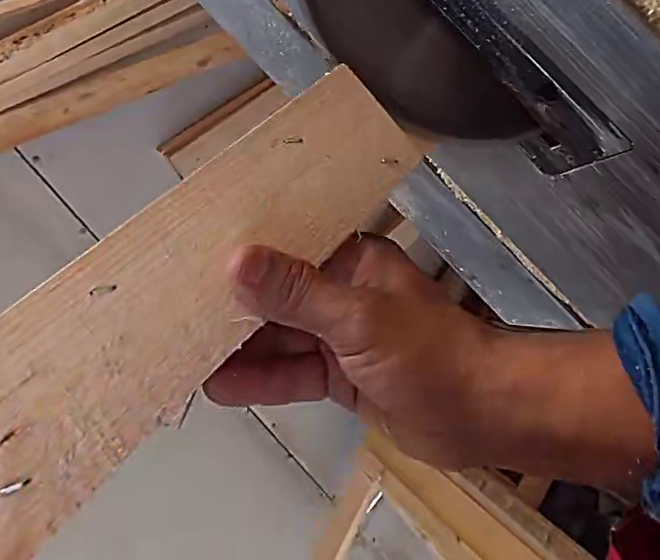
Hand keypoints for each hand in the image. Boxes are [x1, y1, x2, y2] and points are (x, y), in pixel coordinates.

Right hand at [206, 234, 503, 467]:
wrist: (477, 411)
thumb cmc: (434, 351)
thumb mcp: (358, 318)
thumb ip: (297, 294)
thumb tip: (242, 262)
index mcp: (356, 260)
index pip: (292, 248)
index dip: (248, 256)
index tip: (199, 263)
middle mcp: (347, 292)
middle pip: (281, 295)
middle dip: (237, 307)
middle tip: (182, 315)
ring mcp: (344, 335)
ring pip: (283, 336)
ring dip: (241, 347)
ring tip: (189, 353)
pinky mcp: (343, 373)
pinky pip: (294, 371)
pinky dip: (262, 378)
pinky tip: (225, 384)